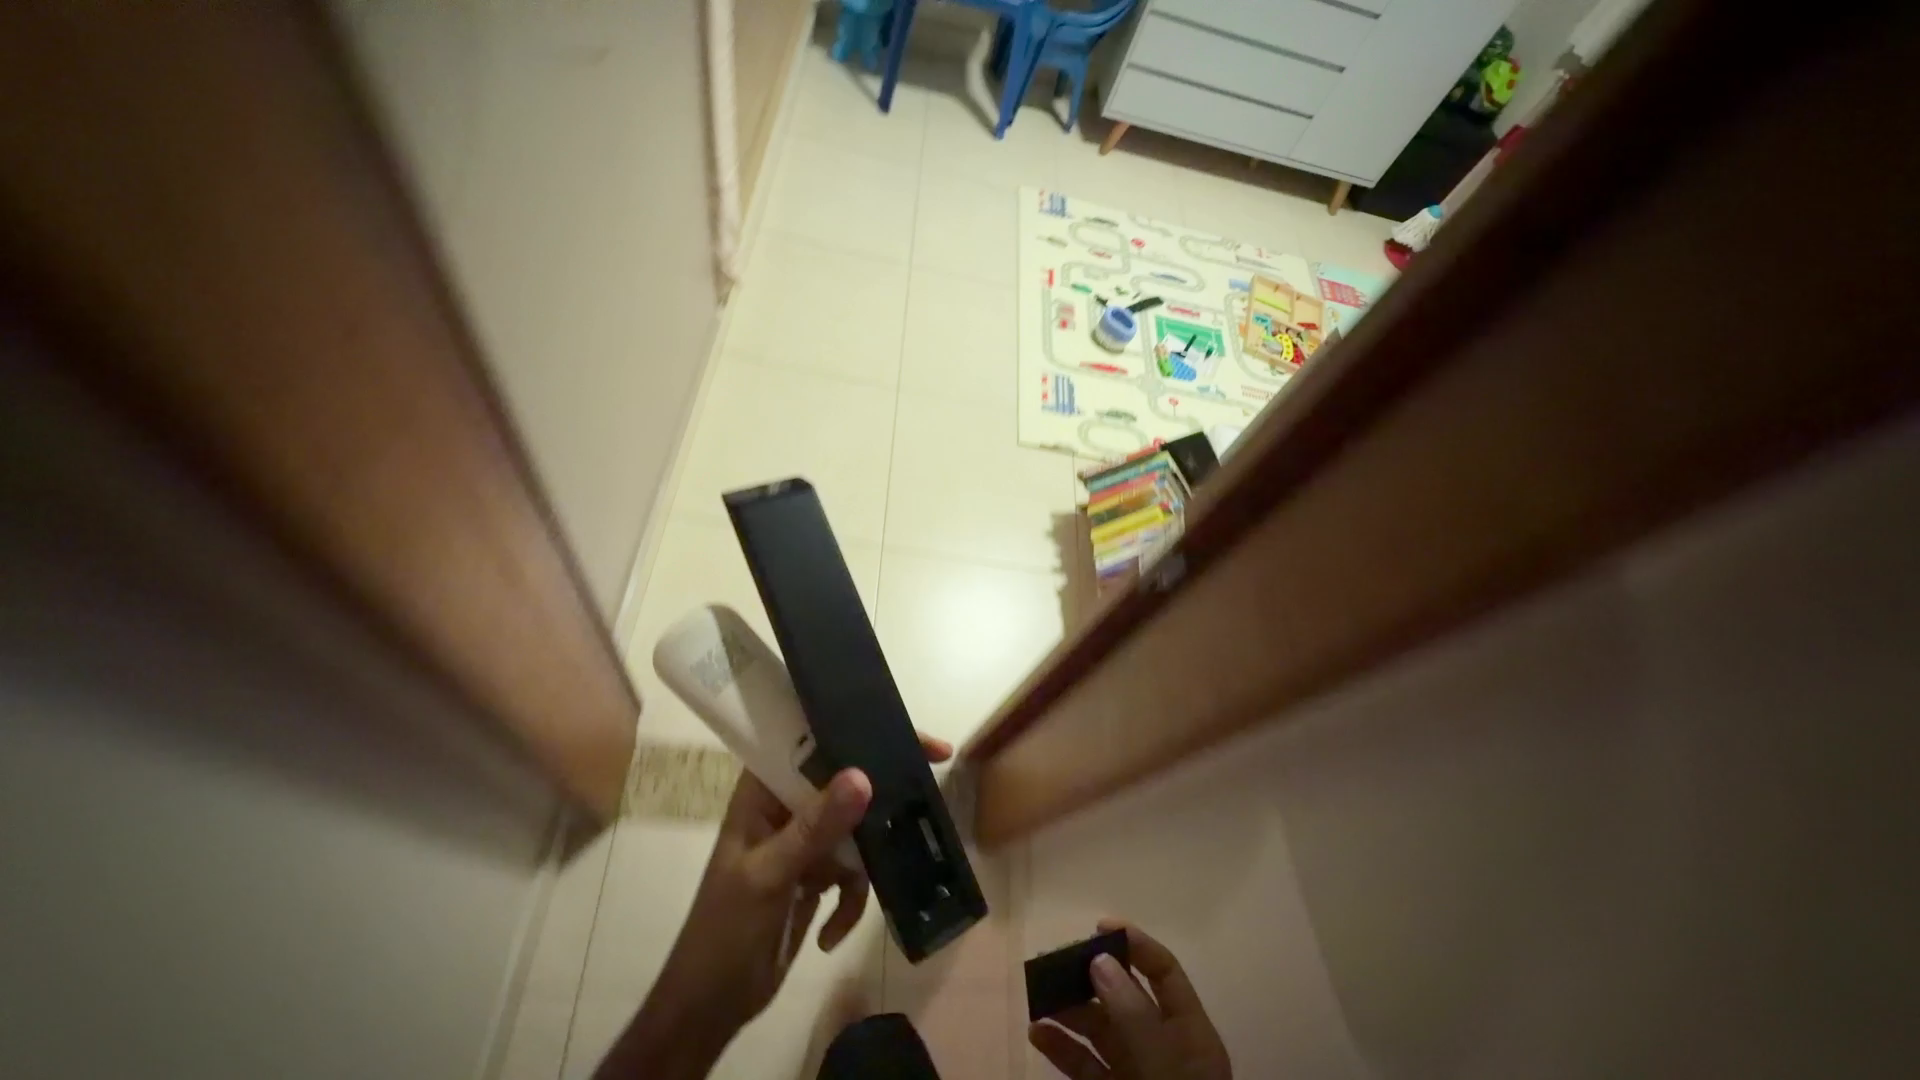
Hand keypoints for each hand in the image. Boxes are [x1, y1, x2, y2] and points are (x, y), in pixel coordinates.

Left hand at [596, 733, 953, 1079]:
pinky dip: (851, 901)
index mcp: (760, 794)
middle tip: (933, 767)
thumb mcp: (770, 875)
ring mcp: (801, 844)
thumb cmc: (725, 932)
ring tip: (892, 865)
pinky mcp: (816, 877)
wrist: (710, 1009)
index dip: (850, 727)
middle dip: (879, 787)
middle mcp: (783, 809)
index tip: (900, 727)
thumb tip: (863, 777)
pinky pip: (852, 871)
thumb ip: (816, 828)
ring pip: (853, 826)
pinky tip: (831, 935)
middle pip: (840, 780)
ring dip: (868, 854)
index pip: (807, 742)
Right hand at [1028, 919, 1231, 1079]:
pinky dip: (1060, 1049)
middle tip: (1054, 962)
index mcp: (1189, 1034)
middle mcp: (1162, 1049)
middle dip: (1089, 976)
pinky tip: (1037, 1033)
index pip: (1163, 973)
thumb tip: (1098, 959)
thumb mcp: (1162, 1065)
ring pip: (1098, 1030)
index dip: (1135, 945)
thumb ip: (1132, 1013)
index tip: (1098, 927)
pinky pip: (1083, 1067)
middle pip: (1123, 997)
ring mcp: (1136, 1076)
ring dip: (1069, 1010)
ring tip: (1039, 994)